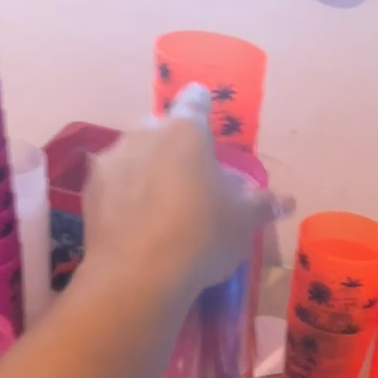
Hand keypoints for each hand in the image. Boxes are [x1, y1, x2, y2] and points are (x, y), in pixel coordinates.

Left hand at [82, 84, 281, 296]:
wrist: (140, 275)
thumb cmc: (202, 237)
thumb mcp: (243, 223)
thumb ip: (262, 205)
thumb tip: (286, 201)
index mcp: (187, 132)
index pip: (195, 103)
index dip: (201, 104)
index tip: (202, 103)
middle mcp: (146, 134)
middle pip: (161, 128)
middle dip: (172, 144)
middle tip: (185, 173)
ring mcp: (113, 160)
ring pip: (133, 154)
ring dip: (145, 169)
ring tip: (157, 202)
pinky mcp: (91, 190)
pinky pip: (113, 183)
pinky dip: (123, 194)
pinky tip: (133, 219)